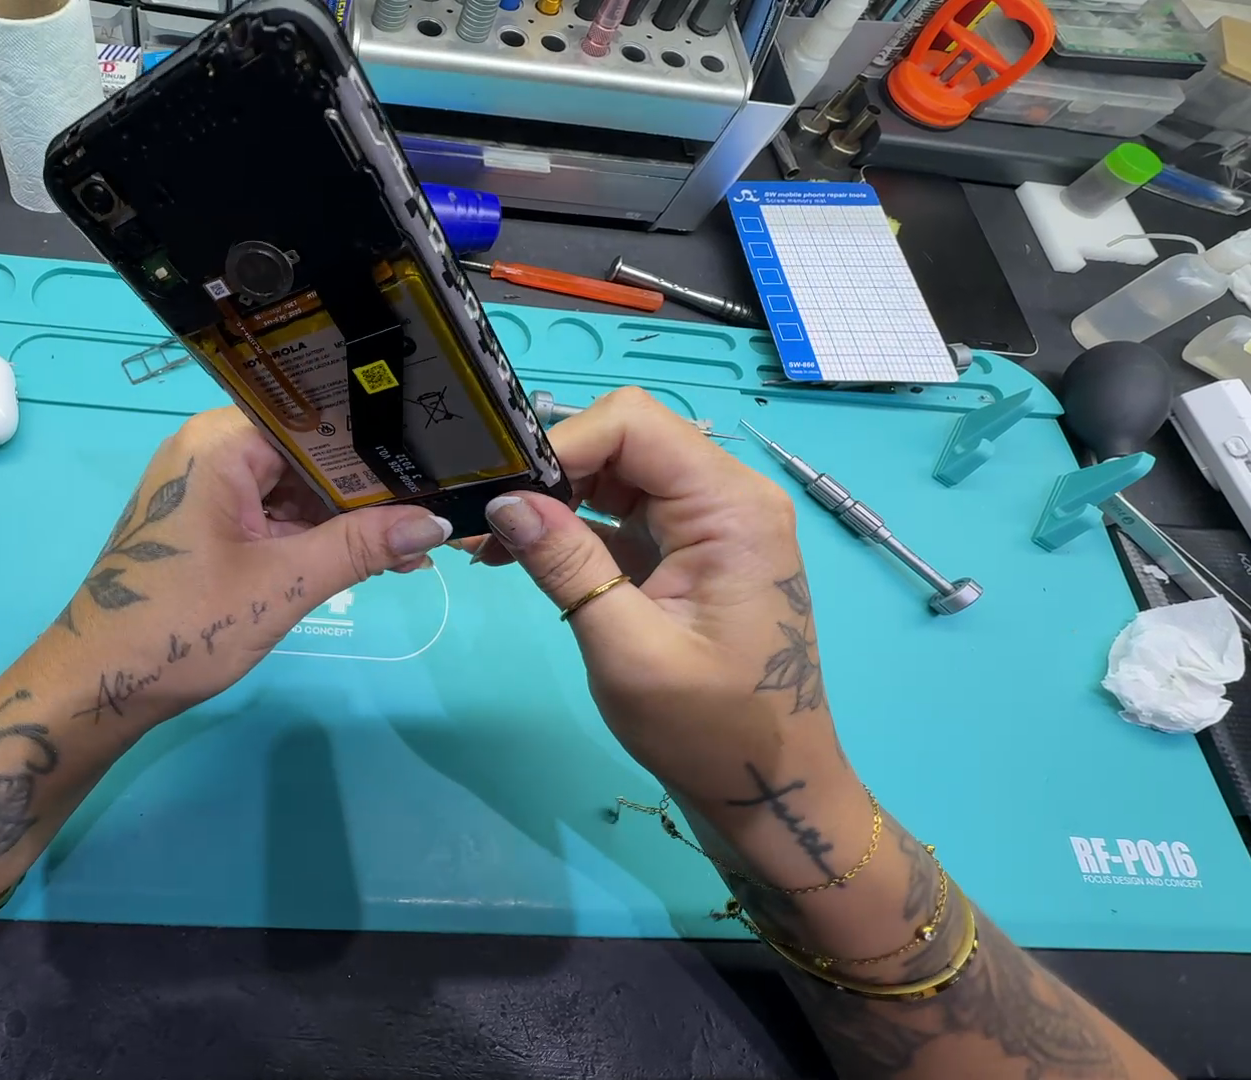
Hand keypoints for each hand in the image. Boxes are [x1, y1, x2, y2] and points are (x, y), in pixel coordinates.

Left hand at [44, 407, 452, 726]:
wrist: (101, 685)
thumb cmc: (182, 627)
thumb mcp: (281, 585)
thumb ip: (360, 547)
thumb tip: (437, 522)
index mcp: (220, 444)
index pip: (314, 419)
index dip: (376, 438)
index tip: (435, 455)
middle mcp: (210, 452)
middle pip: (307, 453)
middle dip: (368, 486)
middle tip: (438, 502)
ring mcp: (207, 489)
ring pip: (294, 488)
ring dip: (346, 518)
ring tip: (417, 538)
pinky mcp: (208, 523)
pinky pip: (274, 515)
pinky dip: (314, 537)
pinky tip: (370, 555)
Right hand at [474, 388, 845, 807]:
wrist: (765, 785)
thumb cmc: (707, 728)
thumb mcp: (626, 648)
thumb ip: (566, 565)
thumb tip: (503, 502)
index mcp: (729, 507)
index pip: (633, 424)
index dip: (561, 445)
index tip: (503, 495)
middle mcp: (723, 496)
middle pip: (620, 439)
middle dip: (548, 472)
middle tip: (486, 523)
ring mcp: (704, 521)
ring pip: (611, 470)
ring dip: (550, 499)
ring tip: (491, 544)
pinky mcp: (683, 546)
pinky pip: (616, 510)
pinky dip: (566, 525)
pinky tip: (520, 555)